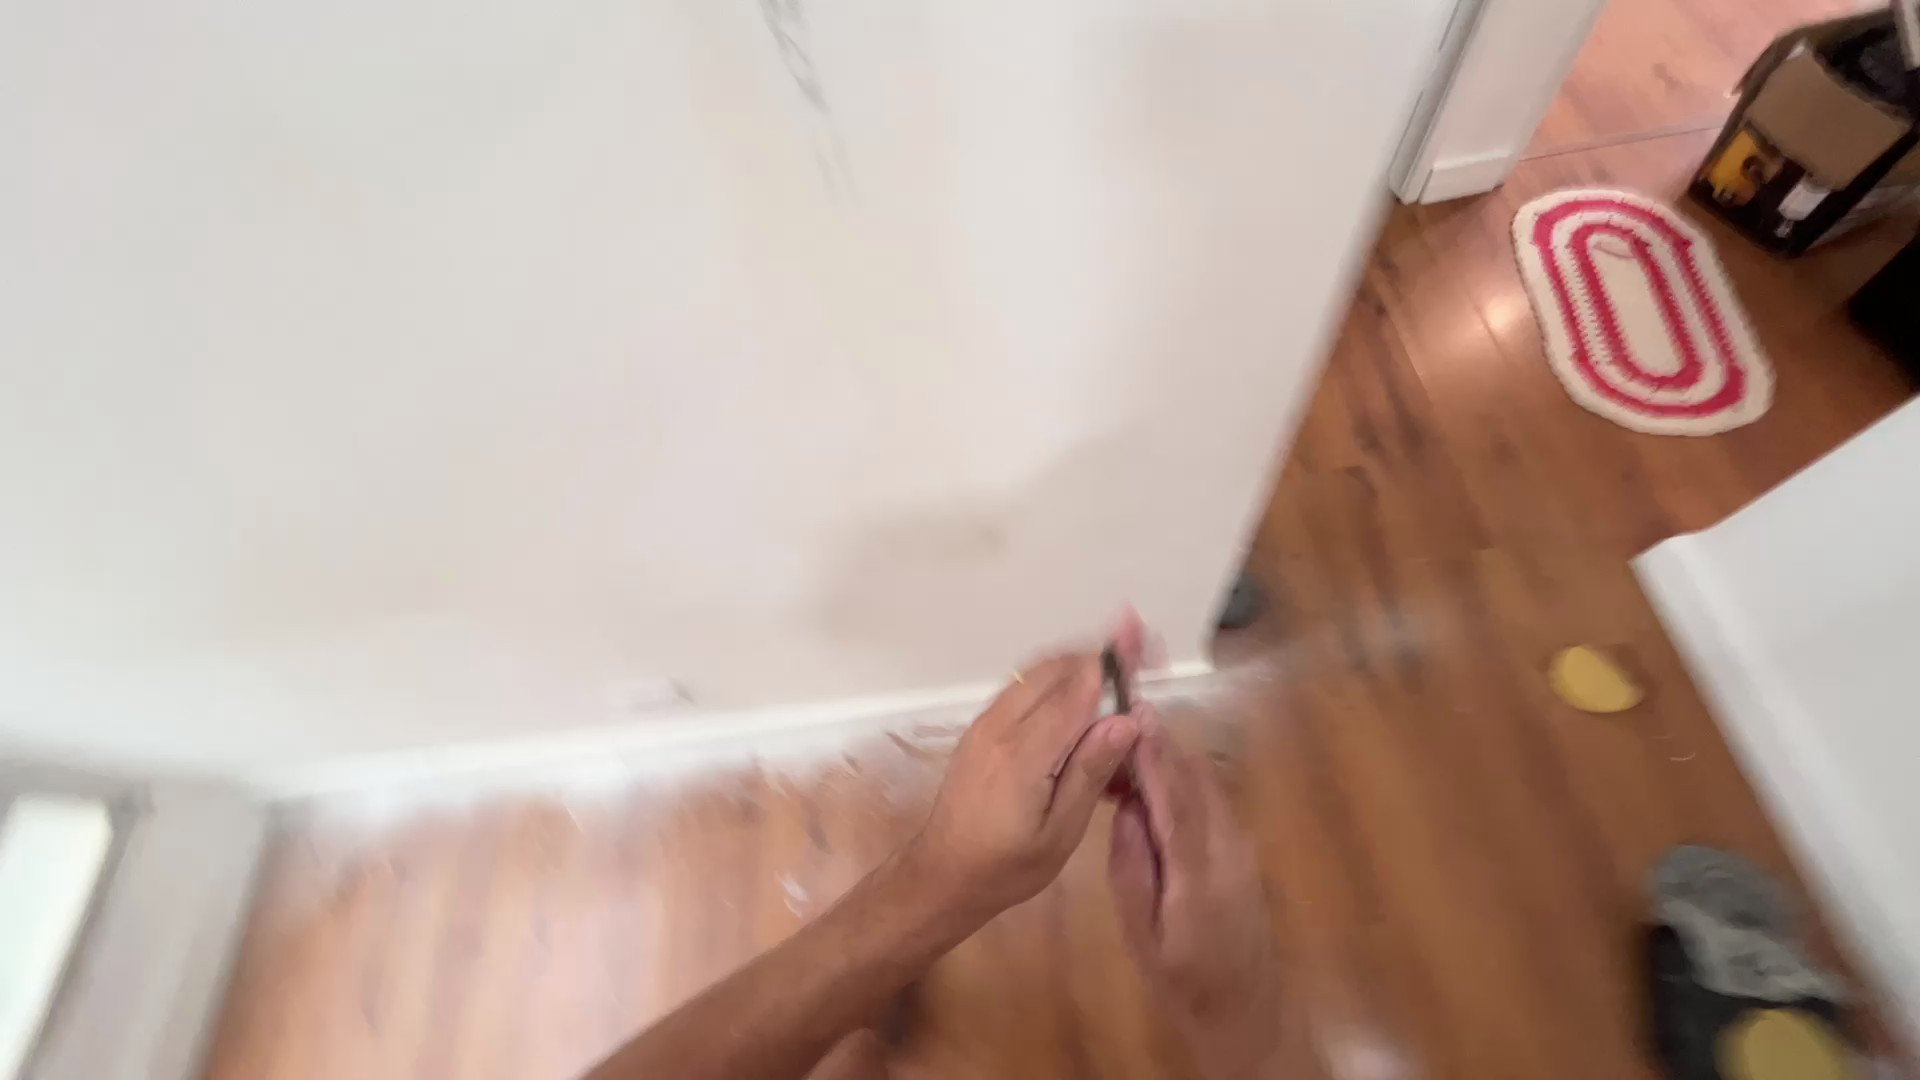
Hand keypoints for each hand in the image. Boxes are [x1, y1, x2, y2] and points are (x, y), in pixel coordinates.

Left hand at [908, 621, 1147, 918]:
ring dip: (1076, 661)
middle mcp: (1000, 725)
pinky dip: (1054, 676)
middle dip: (1098, 655)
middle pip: (1055, 669)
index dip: (1112, 666)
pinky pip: (1021, 685)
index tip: (1144, 645)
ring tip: (1117, 662)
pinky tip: (1079, 690)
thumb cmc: (1009, 865)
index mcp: (1023, 755)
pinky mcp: (981, 725)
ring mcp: (985, 721)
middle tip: (1139, 649)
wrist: (945, 871)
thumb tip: (1126, 720)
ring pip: (1035, 671)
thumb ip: (1090, 772)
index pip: (1075, 694)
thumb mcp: (1061, 832)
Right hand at [1108, 729, 1284, 1079]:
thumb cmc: (1183, 981)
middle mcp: (1229, 848)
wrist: (1247, 1012)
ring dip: (1164, 762)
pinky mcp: (1240, 846)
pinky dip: (1176, 781)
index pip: (1178, 799)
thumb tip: (1127, 808)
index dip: (1156, 754)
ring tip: (1117, 761)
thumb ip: (1131, 867)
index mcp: (1200, 874)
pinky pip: (1206, 798)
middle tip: (1109, 732)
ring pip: (1203, 782)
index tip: (1134, 714)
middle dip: (1155, 747)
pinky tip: (1145, 790)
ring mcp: (1240, 845)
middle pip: (1195, 778)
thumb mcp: (1142, 933)